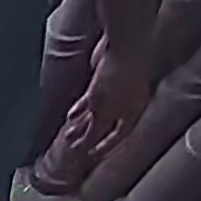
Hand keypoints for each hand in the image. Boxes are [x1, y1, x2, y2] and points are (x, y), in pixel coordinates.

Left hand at [63, 44, 149, 158]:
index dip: (104, 147)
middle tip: (72, 146)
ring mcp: (119, 90)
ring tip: (67, 133)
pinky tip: (71, 115)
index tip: (90, 155)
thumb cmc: (117, 81)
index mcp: (133, 113)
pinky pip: (94, 97)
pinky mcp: (108, 78)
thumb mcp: (103, 113)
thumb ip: (94, 131)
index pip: (119, 135)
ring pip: (99, 111)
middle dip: (88, 136)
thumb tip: (86, 145)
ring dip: (82, 123)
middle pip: (107, 124)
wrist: (124, 45)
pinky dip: (83, 107)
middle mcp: (128, 103)